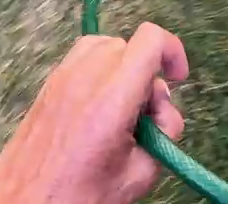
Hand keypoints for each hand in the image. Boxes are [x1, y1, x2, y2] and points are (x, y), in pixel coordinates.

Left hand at [0, 22, 187, 203]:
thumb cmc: (81, 197)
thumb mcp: (138, 176)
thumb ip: (163, 133)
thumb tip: (161, 110)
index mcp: (112, 97)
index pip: (150, 39)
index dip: (173, 51)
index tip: (178, 78)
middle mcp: (86, 75)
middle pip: (131, 45)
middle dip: (148, 75)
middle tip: (145, 118)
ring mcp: (63, 73)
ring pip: (107, 45)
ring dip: (123, 69)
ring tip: (120, 111)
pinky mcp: (48, 81)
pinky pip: (83, 57)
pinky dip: (100, 72)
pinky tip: (97, 108)